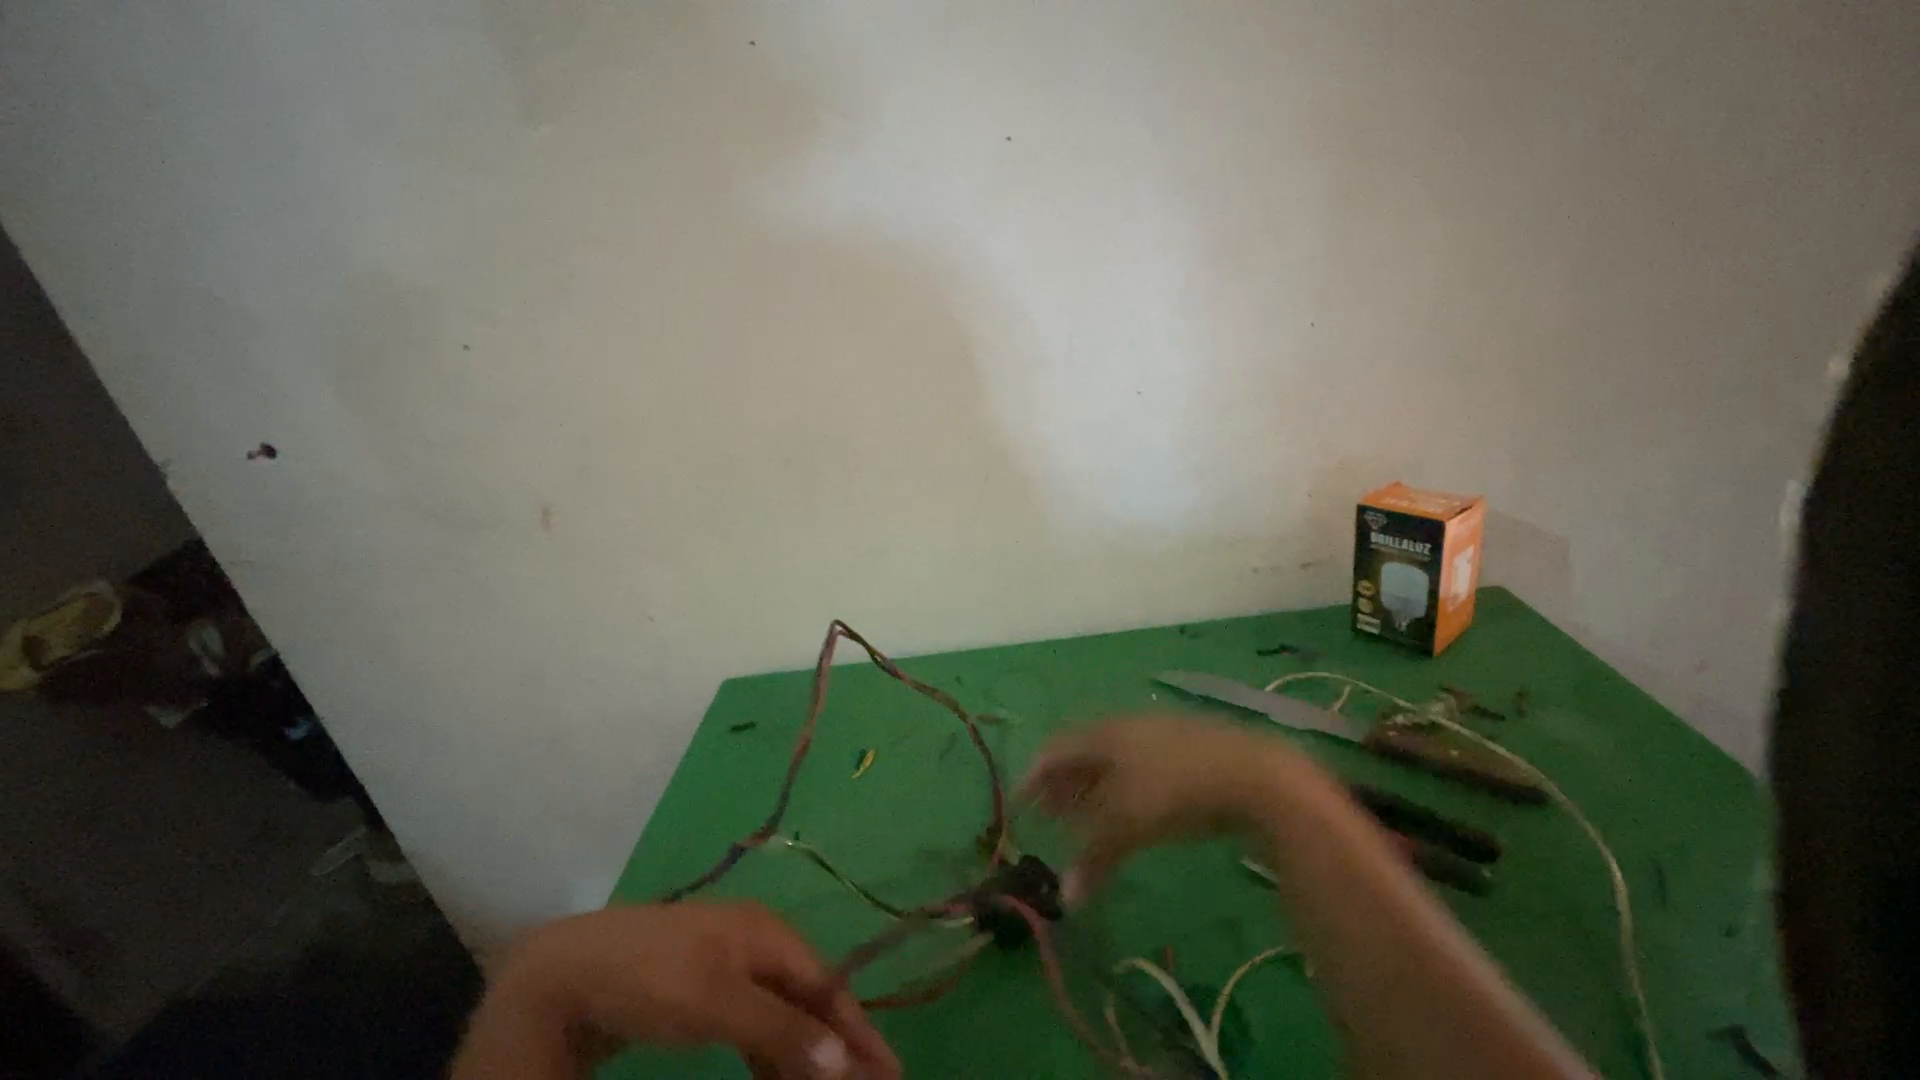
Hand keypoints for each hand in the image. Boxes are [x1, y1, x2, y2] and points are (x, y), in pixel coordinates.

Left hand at [503, 902, 899, 1078]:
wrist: (568, 971)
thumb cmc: (652, 979)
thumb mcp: (717, 1005)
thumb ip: (780, 1030)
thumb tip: (842, 1060)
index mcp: (767, 935)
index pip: (828, 986)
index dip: (858, 1031)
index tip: (890, 1072)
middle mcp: (756, 943)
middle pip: (809, 998)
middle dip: (837, 1044)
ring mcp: (727, 963)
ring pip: (781, 1012)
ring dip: (802, 1053)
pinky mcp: (702, 987)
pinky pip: (752, 1020)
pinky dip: (768, 1051)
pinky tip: (775, 1075)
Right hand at [1022, 715, 1307, 902]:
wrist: (1256, 774)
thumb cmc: (1177, 791)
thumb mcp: (1128, 825)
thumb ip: (1093, 858)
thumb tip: (1066, 900)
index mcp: (1104, 734)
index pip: (1054, 750)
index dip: (1033, 777)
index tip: (1019, 805)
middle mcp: (1126, 729)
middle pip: (1082, 756)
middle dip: (1062, 787)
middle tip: (1048, 818)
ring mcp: (1161, 737)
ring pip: (1114, 764)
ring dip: (1092, 793)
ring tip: (1084, 823)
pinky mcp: (1189, 753)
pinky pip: (1141, 771)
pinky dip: (1123, 794)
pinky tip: (1131, 817)